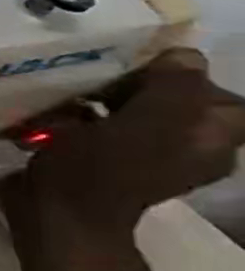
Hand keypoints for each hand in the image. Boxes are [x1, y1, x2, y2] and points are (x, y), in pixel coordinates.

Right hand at [10, 48, 244, 235]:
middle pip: (174, 101)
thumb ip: (173, 89)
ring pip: (136, 113)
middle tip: (94, 83)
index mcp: (212, 139)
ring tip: (67, 99)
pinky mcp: (111, 162)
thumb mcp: (142, 124)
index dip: (180, 78)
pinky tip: (54, 120)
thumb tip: (183, 56)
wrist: (61, 214)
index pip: (216, 94)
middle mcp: (192, 147)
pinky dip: (81, 119)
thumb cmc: (103, 168)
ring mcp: (150, 157)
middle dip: (134, 87)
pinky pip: (105, 130)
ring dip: (102, 101)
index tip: (132, 73)